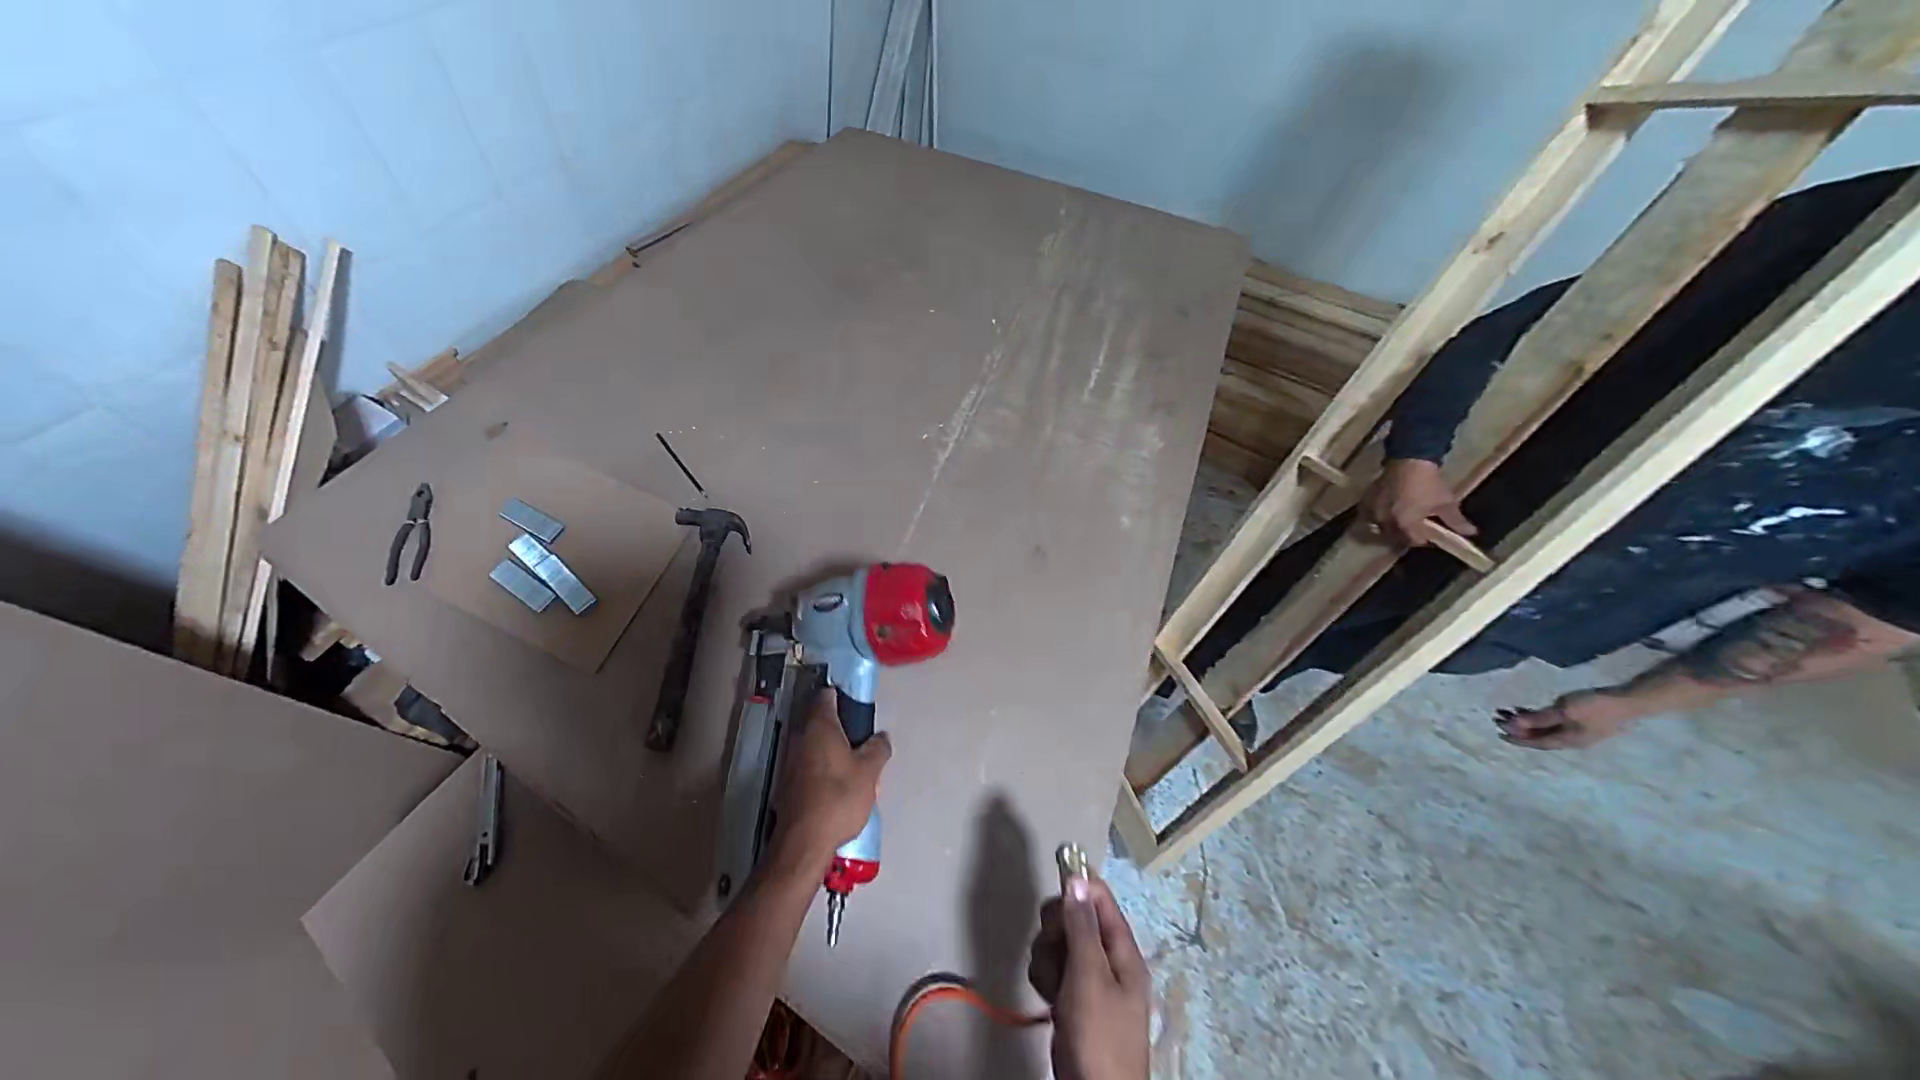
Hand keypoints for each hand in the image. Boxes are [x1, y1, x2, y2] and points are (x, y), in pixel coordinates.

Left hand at [773, 689, 890, 863]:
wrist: (804, 841)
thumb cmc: (836, 800)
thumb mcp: (870, 772)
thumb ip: (878, 749)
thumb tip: (881, 739)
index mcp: (820, 726)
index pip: (827, 695)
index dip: (842, 695)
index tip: (854, 701)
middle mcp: (800, 738)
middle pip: (818, 720)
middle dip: (838, 726)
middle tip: (859, 736)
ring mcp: (790, 761)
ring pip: (812, 744)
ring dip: (829, 749)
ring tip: (851, 765)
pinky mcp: (786, 783)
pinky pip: (806, 766)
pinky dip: (820, 769)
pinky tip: (835, 786)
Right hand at [1028, 877, 1148, 1079]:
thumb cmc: (1098, 1036)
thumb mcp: (1089, 977)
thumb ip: (1081, 927)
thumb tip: (1077, 879)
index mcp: (1123, 950)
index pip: (1100, 899)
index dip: (1077, 890)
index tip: (1055, 898)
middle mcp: (1108, 959)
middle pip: (1075, 917)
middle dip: (1057, 929)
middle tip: (1055, 949)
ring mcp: (1090, 979)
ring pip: (1059, 942)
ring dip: (1048, 957)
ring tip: (1053, 985)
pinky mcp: (1073, 996)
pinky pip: (1054, 968)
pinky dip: (1046, 977)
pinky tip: (1048, 996)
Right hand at [1364, 458, 1476, 548]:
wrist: (1409, 460)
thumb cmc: (1428, 483)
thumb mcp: (1446, 502)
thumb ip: (1456, 521)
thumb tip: (1471, 533)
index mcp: (1405, 525)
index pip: (1414, 541)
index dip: (1425, 539)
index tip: (1432, 532)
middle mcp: (1385, 522)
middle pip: (1394, 537)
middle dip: (1405, 535)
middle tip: (1416, 527)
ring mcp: (1373, 511)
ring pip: (1380, 527)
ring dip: (1389, 527)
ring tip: (1398, 520)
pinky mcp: (1367, 501)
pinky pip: (1368, 516)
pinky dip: (1375, 517)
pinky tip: (1384, 511)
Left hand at [1494, 690, 1637, 749]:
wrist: (1628, 701)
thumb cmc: (1595, 707)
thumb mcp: (1564, 711)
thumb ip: (1538, 719)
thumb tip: (1514, 726)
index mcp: (1568, 741)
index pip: (1537, 743)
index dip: (1517, 739)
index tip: (1499, 734)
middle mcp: (1571, 739)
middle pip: (1538, 736)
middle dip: (1517, 729)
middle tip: (1497, 718)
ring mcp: (1577, 731)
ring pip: (1544, 729)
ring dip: (1525, 722)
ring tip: (1506, 712)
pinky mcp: (1580, 721)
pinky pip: (1552, 722)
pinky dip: (1537, 717)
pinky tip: (1524, 710)